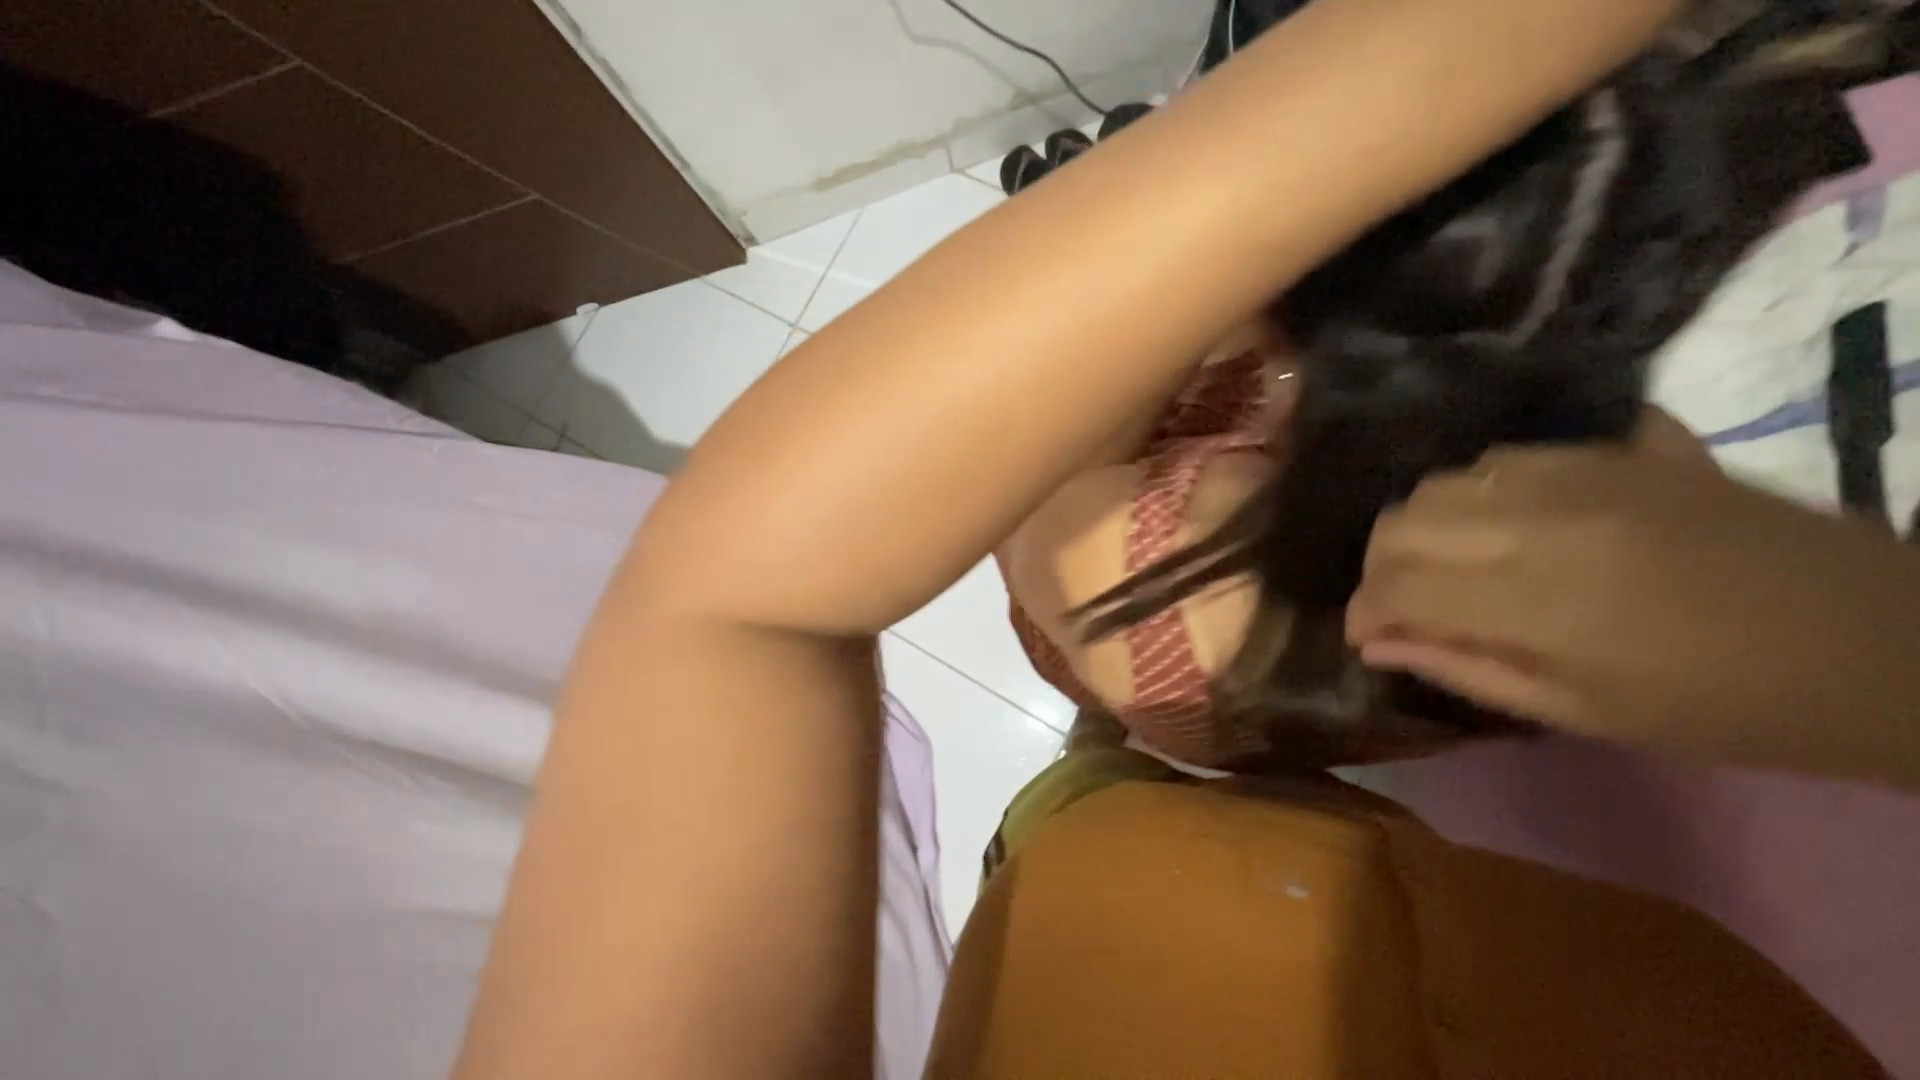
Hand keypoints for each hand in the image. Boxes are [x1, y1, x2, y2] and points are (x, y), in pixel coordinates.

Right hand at [1345, 438, 1919, 783]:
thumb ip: (1465, 669)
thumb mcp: (1581, 713)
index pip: (1396, 585)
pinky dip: (1484, 490)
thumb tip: (1375, 643)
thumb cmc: (1722, 706)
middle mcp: (1541, 518)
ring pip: (1448, 477)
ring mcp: (1584, 471)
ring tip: (1451, 563)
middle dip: (1380, 565)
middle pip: (1404, 519)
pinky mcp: (1623, 448)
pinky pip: (1511, 455)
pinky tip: (1506, 523)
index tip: (1364, 635)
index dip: (1363, 611)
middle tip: (1400, 602)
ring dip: (1428, 524)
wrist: (1874, 640)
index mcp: (1535, 599)